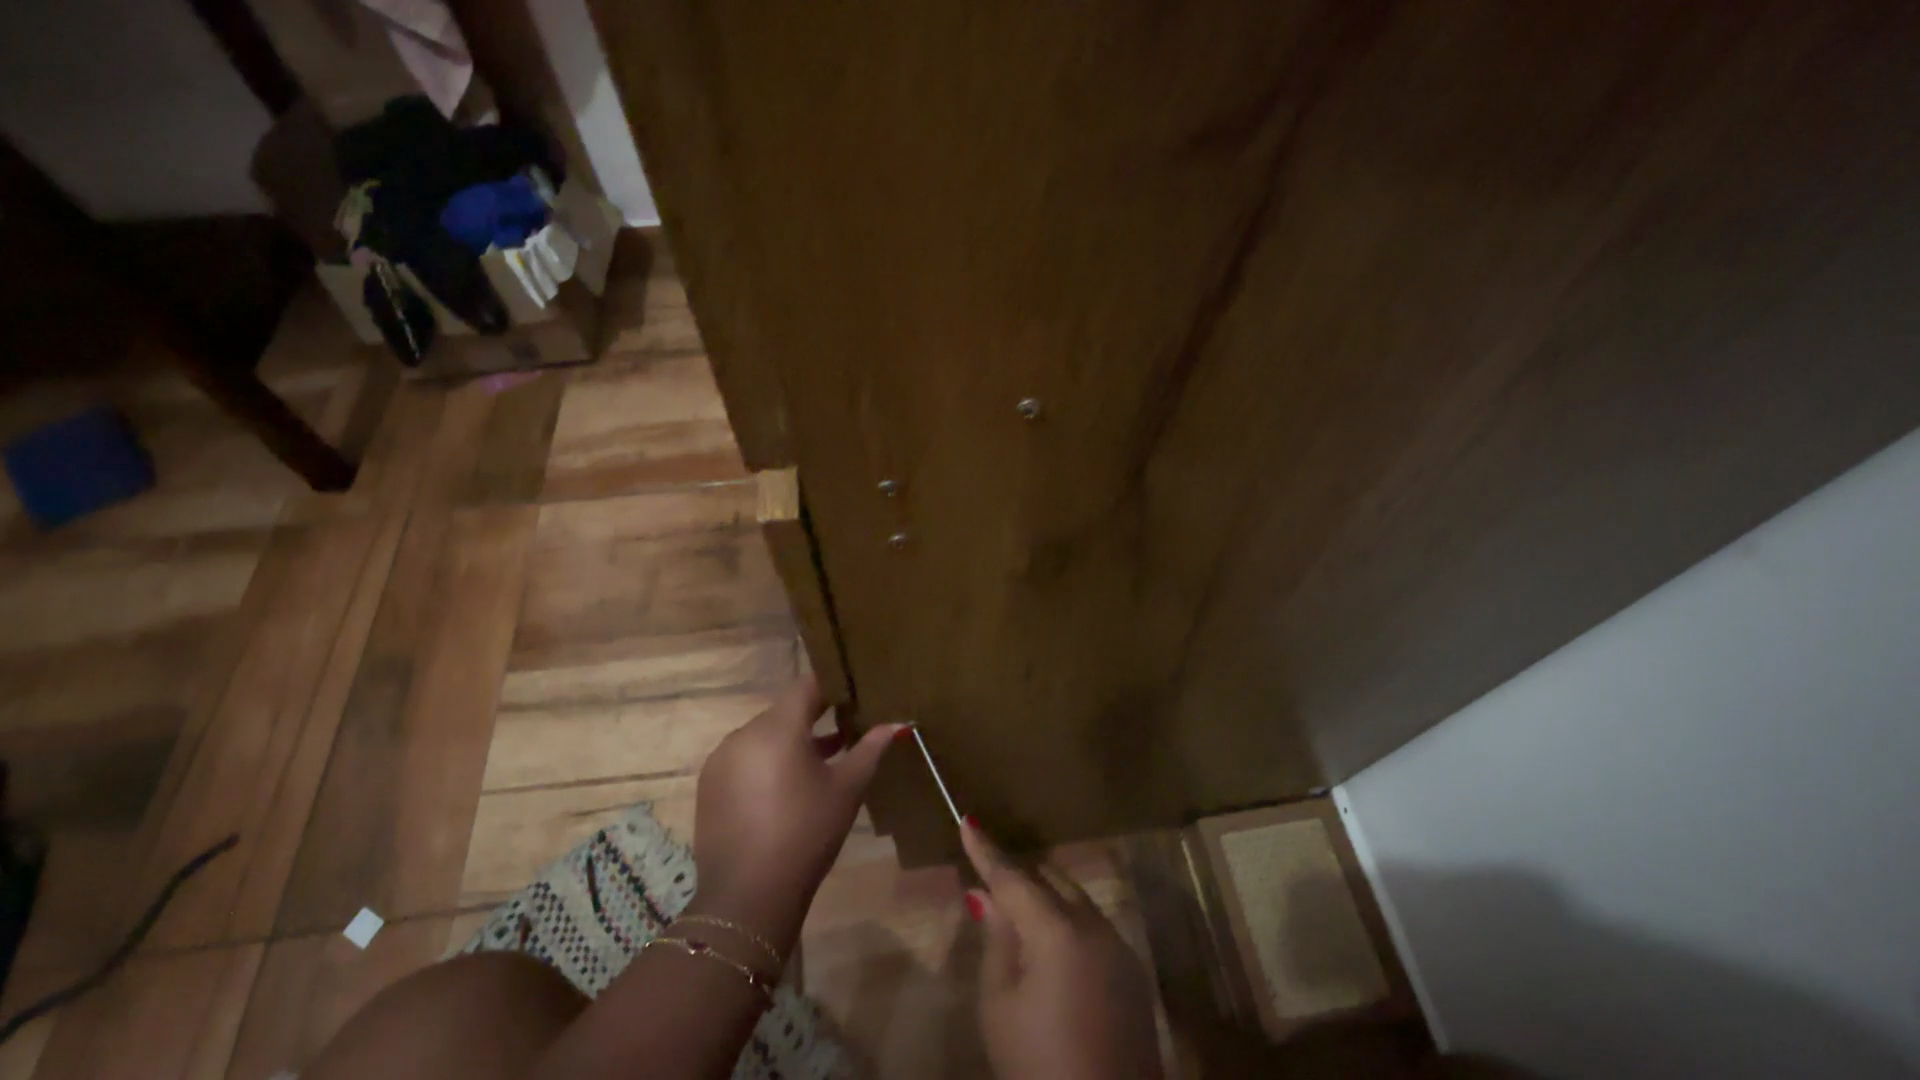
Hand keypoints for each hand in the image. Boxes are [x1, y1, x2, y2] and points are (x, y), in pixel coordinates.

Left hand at [688, 675, 901, 954]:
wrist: (749, 894)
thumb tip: (895, 724)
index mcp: (776, 728)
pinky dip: (765, 764)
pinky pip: (743, 761)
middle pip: (783, 713)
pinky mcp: (709, 786)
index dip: (831, 686)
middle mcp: (742, 734)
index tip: (853, 693)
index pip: (806, 686)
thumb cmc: (807, 833)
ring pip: (762, 738)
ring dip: (789, 744)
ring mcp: (720, 760)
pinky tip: (787, 790)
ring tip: (820, 765)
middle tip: (845, 732)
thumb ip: (870, 750)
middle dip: (813, 719)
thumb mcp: (847, 790)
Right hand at [962, 820, 1163, 1079]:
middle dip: (1020, 871)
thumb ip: (997, 941)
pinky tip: (1049, 940)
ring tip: (1015, 904)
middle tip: (988, 869)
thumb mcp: (1000, 1004)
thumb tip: (988, 897)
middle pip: (1052, 879)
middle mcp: (1094, 926)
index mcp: (1057, 931)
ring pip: (1076, 899)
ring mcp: (1119, 947)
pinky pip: (1093, 925)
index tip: (968, 821)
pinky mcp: (1132, 971)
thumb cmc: (1037, 1062)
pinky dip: (1067, 919)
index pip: (1014, 878)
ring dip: (1046, 894)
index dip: (987, 851)